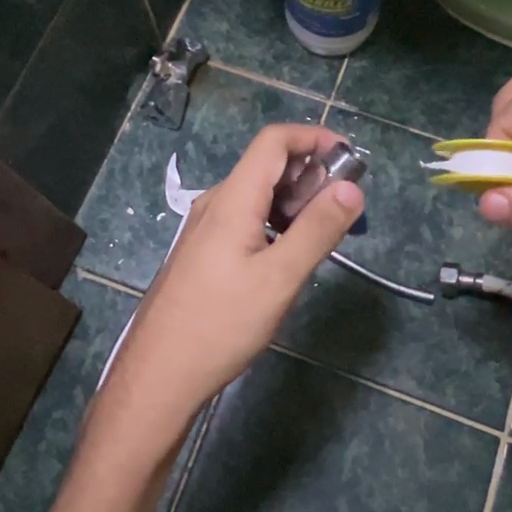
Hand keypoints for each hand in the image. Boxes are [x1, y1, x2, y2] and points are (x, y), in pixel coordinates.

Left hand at [93, 124, 365, 446]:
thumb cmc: (220, 324)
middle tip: (344, 210)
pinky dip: (277, 222)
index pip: (274, 141)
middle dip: (311, 174)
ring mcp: (207, 228)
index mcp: (233, 198)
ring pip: (258, 194)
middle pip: (267, 165)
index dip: (315, 138)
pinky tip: (291, 254)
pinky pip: (247, 218)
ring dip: (296, 201)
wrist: (159, 374)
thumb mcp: (279, 278)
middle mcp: (217, 203)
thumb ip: (317, 230)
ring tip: (325, 234)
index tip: (352, 160)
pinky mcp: (205, 252)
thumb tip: (353, 188)